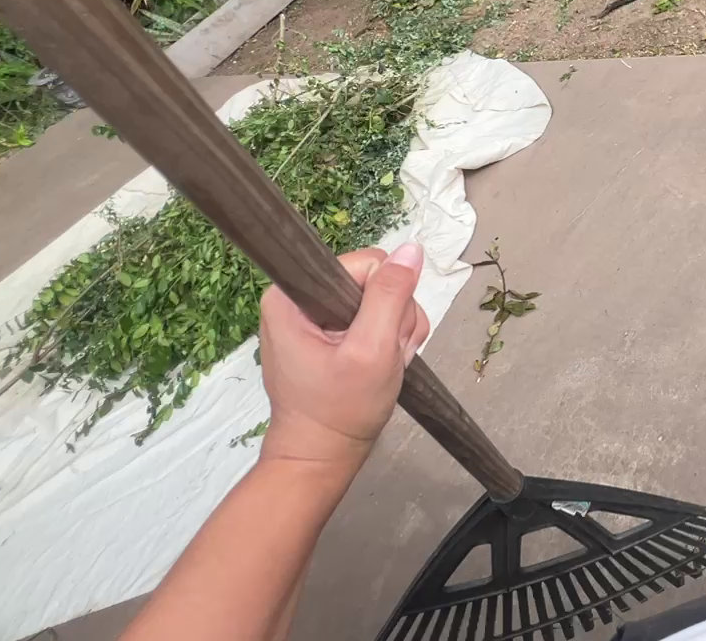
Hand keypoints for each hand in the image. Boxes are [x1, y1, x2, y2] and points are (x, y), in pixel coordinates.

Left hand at [257, 243, 429, 474]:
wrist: (325, 456)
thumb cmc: (340, 409)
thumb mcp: (372, 350)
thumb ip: (391, 296)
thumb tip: (411, 250)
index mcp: (294, 297)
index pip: (366, 264)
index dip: (386, 293)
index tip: (377, 332)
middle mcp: (304, 298)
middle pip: (379, 280)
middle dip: (395, 316)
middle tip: (383, 354)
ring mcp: (322, 315)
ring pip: (387, 299)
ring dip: (398, 331)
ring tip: (383, 363)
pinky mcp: (335, 330)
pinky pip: (382, 315)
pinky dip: (393, 339)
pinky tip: (384, 363)